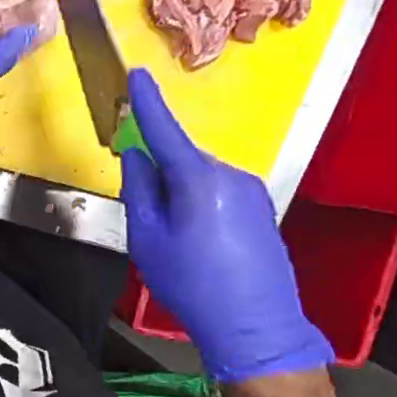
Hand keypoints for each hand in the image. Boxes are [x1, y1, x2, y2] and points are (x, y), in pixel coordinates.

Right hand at [120, 69, 332, 382]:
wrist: (254, 323)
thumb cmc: (190, 282)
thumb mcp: (148, 239)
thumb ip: (139, 192)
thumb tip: (137, 157)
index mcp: (199, 179)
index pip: (166, 131)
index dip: (148, 103)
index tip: (137, 74)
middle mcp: (230, 174)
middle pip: (181, 159)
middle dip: (157, 174)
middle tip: (145, 217)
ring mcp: (250, 191)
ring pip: (198, 178)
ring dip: (176, 194)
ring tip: (171, 240)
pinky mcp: (260, 208)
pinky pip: (216, 193)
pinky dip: (196, 205)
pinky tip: (193, 242)